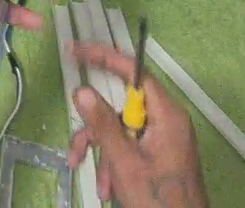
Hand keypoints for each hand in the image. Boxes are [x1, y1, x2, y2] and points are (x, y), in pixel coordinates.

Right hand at [68, 43, 207, 207]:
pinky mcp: (160, 155)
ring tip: (85, 169)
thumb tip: (81, 89)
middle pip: (121, 105)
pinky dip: (113, 161)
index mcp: (167, 114)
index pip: (133, 70)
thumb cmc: (158, 201)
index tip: (76, 51)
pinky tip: (105, 185)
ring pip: (121, 128)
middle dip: (96, 126)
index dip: (104, 57)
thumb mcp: (125, 162)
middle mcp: (167, 120)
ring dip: (101, 148)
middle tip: (77, 140)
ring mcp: (164, 139)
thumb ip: (102, 123)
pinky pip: (129, 145)